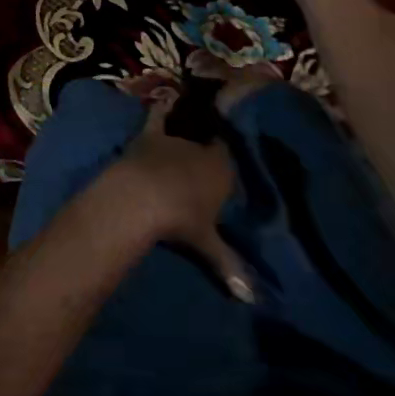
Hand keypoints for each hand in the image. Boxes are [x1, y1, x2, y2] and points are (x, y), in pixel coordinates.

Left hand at [106, 106, 255, 301]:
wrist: (142, 196)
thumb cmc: (180, 220)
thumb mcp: (206, 244)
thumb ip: (229, 266)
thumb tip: (252, 300)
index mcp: (223, 174)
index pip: (233, 159)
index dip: (231, 158)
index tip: (231, 159)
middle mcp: (203, 152)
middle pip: (209, 147)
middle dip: (208, 149)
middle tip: (206, 155)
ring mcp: (175, 141)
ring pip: (187, 129)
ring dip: (188, 128)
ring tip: (192, 121)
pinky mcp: (148, 136)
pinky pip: (158, 115)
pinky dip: (161, 106)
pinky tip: (163, 96)